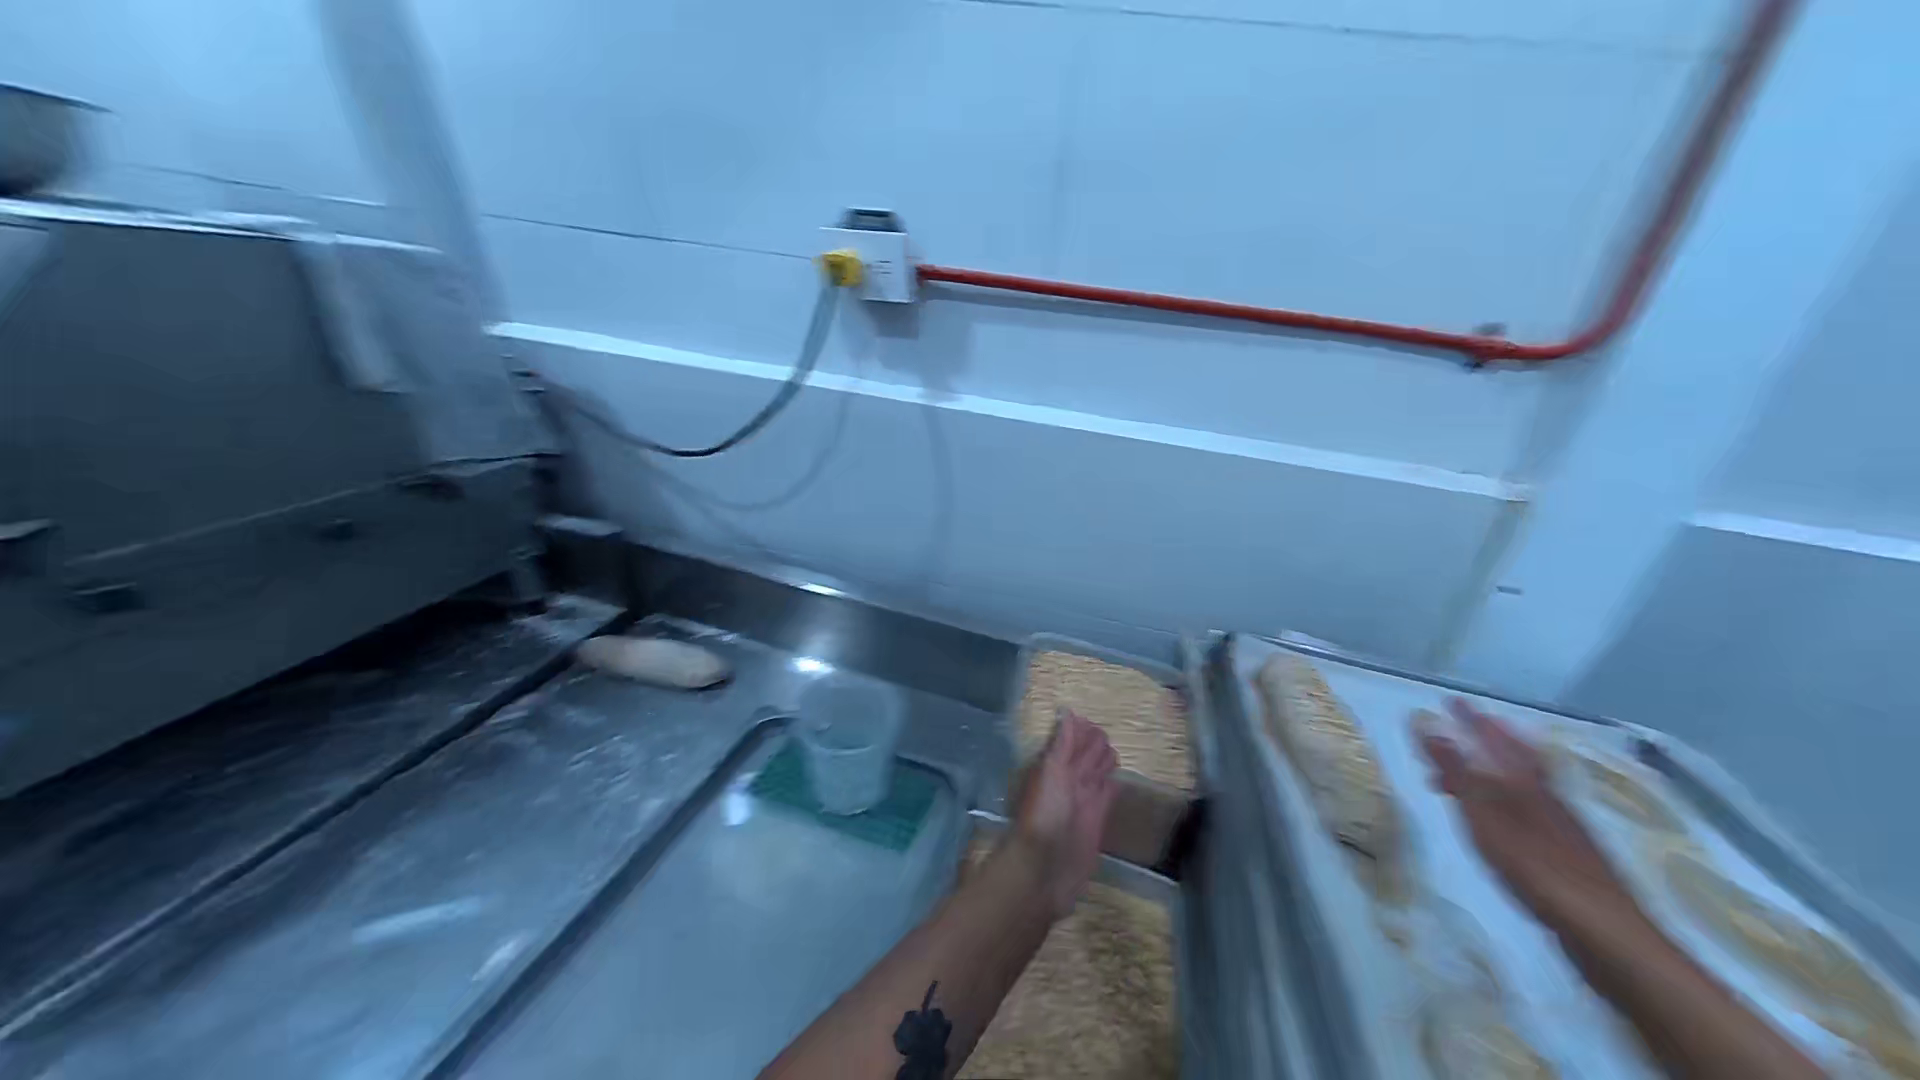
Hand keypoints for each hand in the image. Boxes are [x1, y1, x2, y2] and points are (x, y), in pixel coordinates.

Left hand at [1010, 709, 1118, 920]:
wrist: (1043, 870)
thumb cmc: (1044, 816)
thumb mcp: (1051, 771)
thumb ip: (1061, 744)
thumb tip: (1066, 712)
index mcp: (1054, 768)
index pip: (1070, 742)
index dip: (1080, 732)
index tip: (1091, 720)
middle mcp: (1068, 783)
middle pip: (1084, 757)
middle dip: (1093, 744)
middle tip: (1104, 732)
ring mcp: (1083, 804)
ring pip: (1095, 775)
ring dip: (1103, 762)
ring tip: (1112, 750)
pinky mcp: (1096, 824)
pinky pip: (1106, 799)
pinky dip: (1111, 787)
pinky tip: (1117, 781)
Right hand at [1416, 698, 1638, 930]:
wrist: (1608, 934)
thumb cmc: (1535, 868)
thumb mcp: (1484, 815)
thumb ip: (1456, 771)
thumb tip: (1428, 723)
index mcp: (1526, 784)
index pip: (1496, 740)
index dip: (1472, 720)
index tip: (1450, 700)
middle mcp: (1549, 798)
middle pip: (1516, 759)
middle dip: (1487, 740)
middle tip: (1459, 729)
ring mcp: (1564, 828)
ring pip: (1524, 784)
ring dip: (1495, 770)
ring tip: (1471, 772)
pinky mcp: (1569, 855)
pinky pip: (1530, 809)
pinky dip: (1509, 800)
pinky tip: (1505, 818)